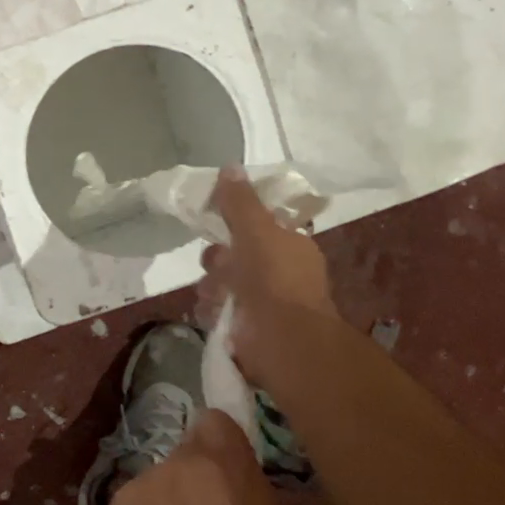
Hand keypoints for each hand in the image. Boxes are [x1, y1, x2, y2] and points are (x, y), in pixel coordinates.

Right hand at [196, 167, 339, 372]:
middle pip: (236, 257)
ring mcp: (264, 304)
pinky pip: (218, 311)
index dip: (237, 225)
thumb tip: (230, 165)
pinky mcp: (247, 329)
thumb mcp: (256, 229)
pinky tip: (214, 313)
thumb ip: (240, 201)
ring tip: (214, 295)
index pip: (260, 229)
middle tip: (216, 264)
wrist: (283, 339)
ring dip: (212, 287)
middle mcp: (281, 275)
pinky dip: (213, 311)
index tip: (217, 223)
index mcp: (291, 248)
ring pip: (223, 285)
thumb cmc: (275, 278)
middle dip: (219, 260)